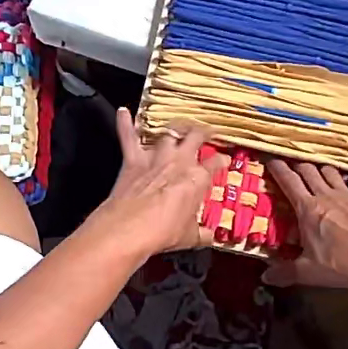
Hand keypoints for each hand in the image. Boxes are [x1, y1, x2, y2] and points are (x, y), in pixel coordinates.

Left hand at [90, 109, 229, 257]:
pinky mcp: (133, 159)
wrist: (131, 227)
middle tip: (207, 131)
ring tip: (179, 124)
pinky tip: (123, 111)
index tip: (224, 160)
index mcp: (198, 178)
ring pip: (168, 132)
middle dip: (203, 133)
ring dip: (174, 127)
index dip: (222, 161)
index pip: (216, 164)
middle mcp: (179, 161)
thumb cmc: (164, 232)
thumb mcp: (190, 236)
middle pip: (195, 137)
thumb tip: (211, 236)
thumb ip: (202, 233)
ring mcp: (156, 157)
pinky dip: (124, 123)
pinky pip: (128, 137)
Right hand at [264, 163, 347, 293]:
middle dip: (299, 167)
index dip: (278, 168)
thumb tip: (266, 278)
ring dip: (323, 170)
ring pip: (332, 172)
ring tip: (319, 172)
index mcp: (308, 209)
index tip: (271, 161)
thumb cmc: (341, 266)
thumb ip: (285, 272)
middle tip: (293, 170)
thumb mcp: (308, 272)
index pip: (288, 181)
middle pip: (309, 171)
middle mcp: (327, 196)